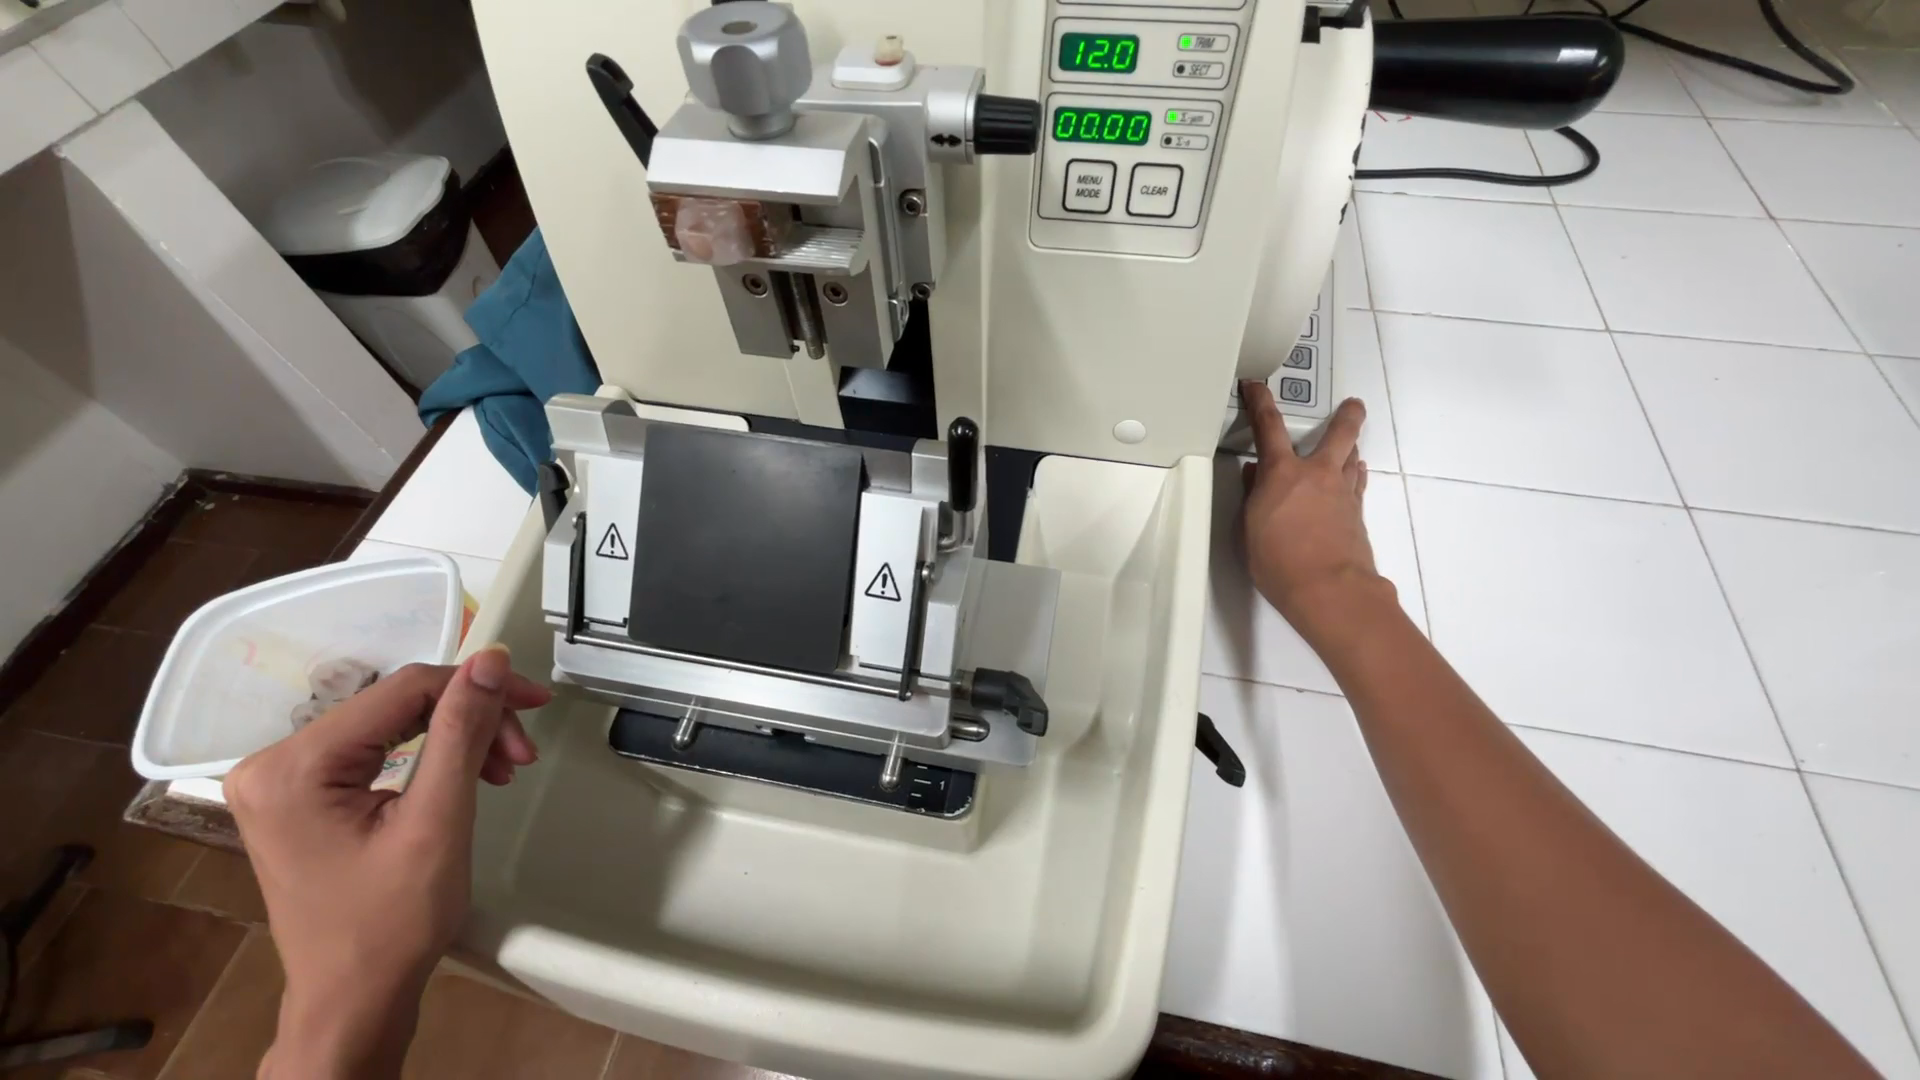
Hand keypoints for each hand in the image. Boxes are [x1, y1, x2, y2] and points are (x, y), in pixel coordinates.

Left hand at [224, 646, 548, 1078]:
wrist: (355, 998)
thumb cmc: (393, 921)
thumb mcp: (437, 819)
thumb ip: (462, 731)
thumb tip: (492, 657)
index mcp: (294, 765)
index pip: (404, 689)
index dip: (479, 685)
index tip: (537, 702)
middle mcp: (276, 761)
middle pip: (400, 704)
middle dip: (473, 719)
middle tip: (522, 752)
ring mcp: (287, 779)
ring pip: (397, 722)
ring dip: (461, 737)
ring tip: (505, 769)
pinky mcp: (306, 794)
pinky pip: (382, 748)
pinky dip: (434, 755)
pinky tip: (470, 774)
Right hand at [1240, 381, 1390, 644]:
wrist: (1329, 590)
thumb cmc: (1277, 561)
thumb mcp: (1248, 529)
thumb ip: (1252, 496)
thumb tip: (1253, 475)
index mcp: (1282, 474)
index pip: (1267, 427)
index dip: (1259, 402)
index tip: (1255, 385)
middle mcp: (1316, 475)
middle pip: (1339, 434)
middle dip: (1346, 416)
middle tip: (1353, 404)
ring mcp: (1342, 494)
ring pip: (1352, 459)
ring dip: (1349, 450)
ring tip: (1347, 449)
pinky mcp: (1357, 515)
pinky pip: (1356, 485)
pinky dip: (1353, 478)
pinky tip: (1349, 482)